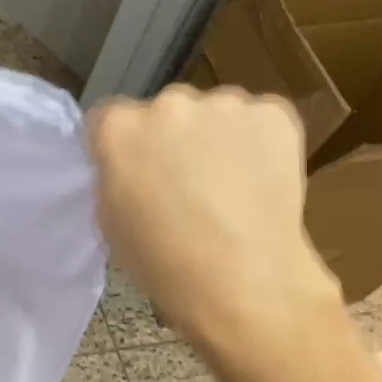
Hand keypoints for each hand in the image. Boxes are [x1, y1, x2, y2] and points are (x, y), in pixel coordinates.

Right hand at [86, 85, 341, 359]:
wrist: (241, 278)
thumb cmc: (161, 261)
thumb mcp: (109, 220)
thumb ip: (115, 176)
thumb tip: (131, 164)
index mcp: (118, 130)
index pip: (107, 118)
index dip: (118, 147)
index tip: (129, 173)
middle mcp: (169, 103)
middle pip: (164, 111)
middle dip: (169, 137)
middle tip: (180, 182)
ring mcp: (226, 103)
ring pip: (213, 112)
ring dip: (213, 136)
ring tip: (224, 184)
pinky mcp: (274, 112)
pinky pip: (256, 119)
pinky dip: (255, 142)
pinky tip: (255, 180)